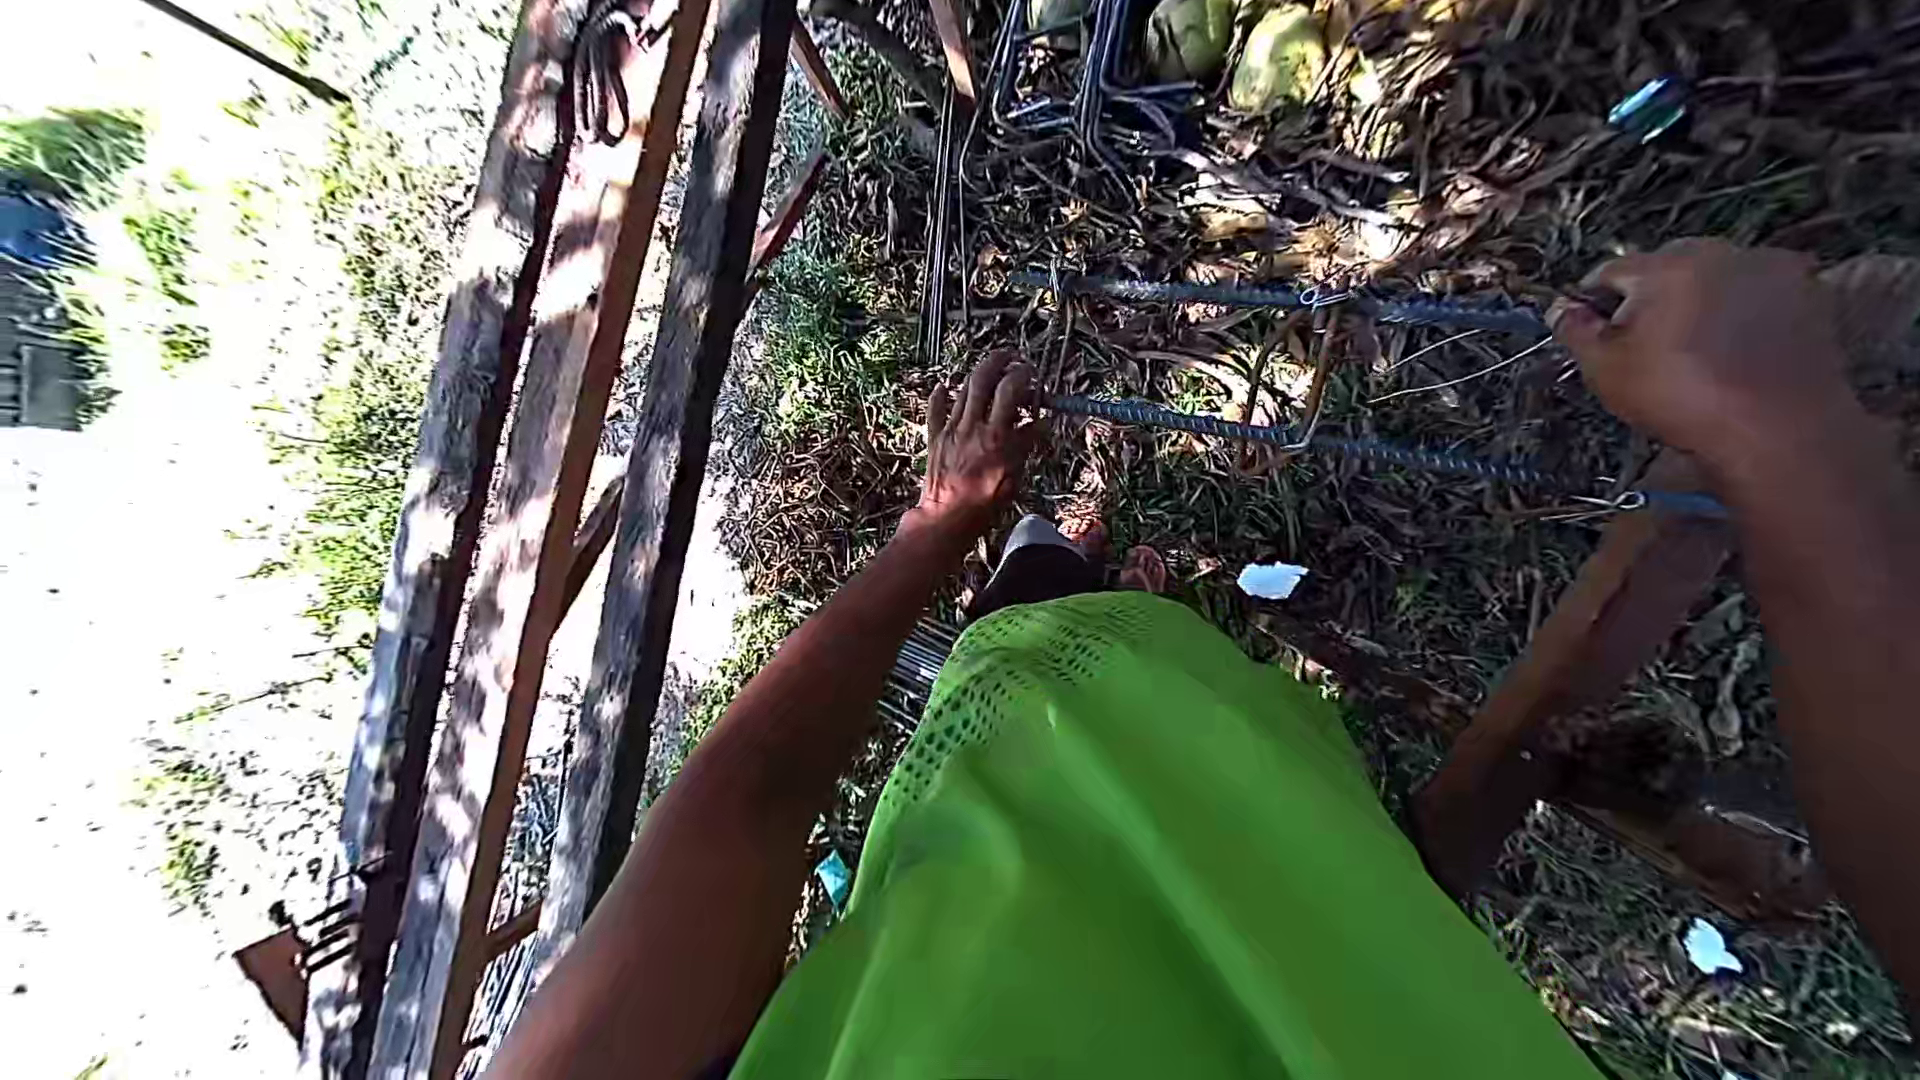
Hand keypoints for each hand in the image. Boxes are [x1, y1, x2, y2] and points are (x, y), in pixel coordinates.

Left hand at [910, 352, 1034, 540]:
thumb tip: (1040, 424)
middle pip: (983, 379)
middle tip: (1010, 356)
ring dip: (976, 376)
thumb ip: (1025, 446)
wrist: (947, 517)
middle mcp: (971, 426)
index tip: (1031, 375)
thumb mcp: (1014, 475)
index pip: (1010, 390)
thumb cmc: (984, 503)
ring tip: (988, 372)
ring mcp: (951, 430)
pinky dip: (939, 394)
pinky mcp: (935, 438)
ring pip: (962, 390)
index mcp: (995, 435)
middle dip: (998, 361)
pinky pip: (935, 409)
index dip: (1022, 376)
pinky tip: (943, 386)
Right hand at [1551, 238, 1857, 474]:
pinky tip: (1722, 345)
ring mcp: (1775, 269)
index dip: (1588, 301)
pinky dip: (1730, 308)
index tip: (1585, 331)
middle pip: (1665, 264)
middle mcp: (1725, 255)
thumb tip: (1561, 308)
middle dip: (1643, 294)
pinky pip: (1750, 289)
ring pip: (1710, 274)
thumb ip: (1575, 329)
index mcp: (1668, 268)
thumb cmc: (1671, 391)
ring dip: (1689, 298)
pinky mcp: (1808, 292)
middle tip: (1634, 339)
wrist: (1769, 423)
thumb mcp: (1601, 364)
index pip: (1609, 271)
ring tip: (1681, 343)